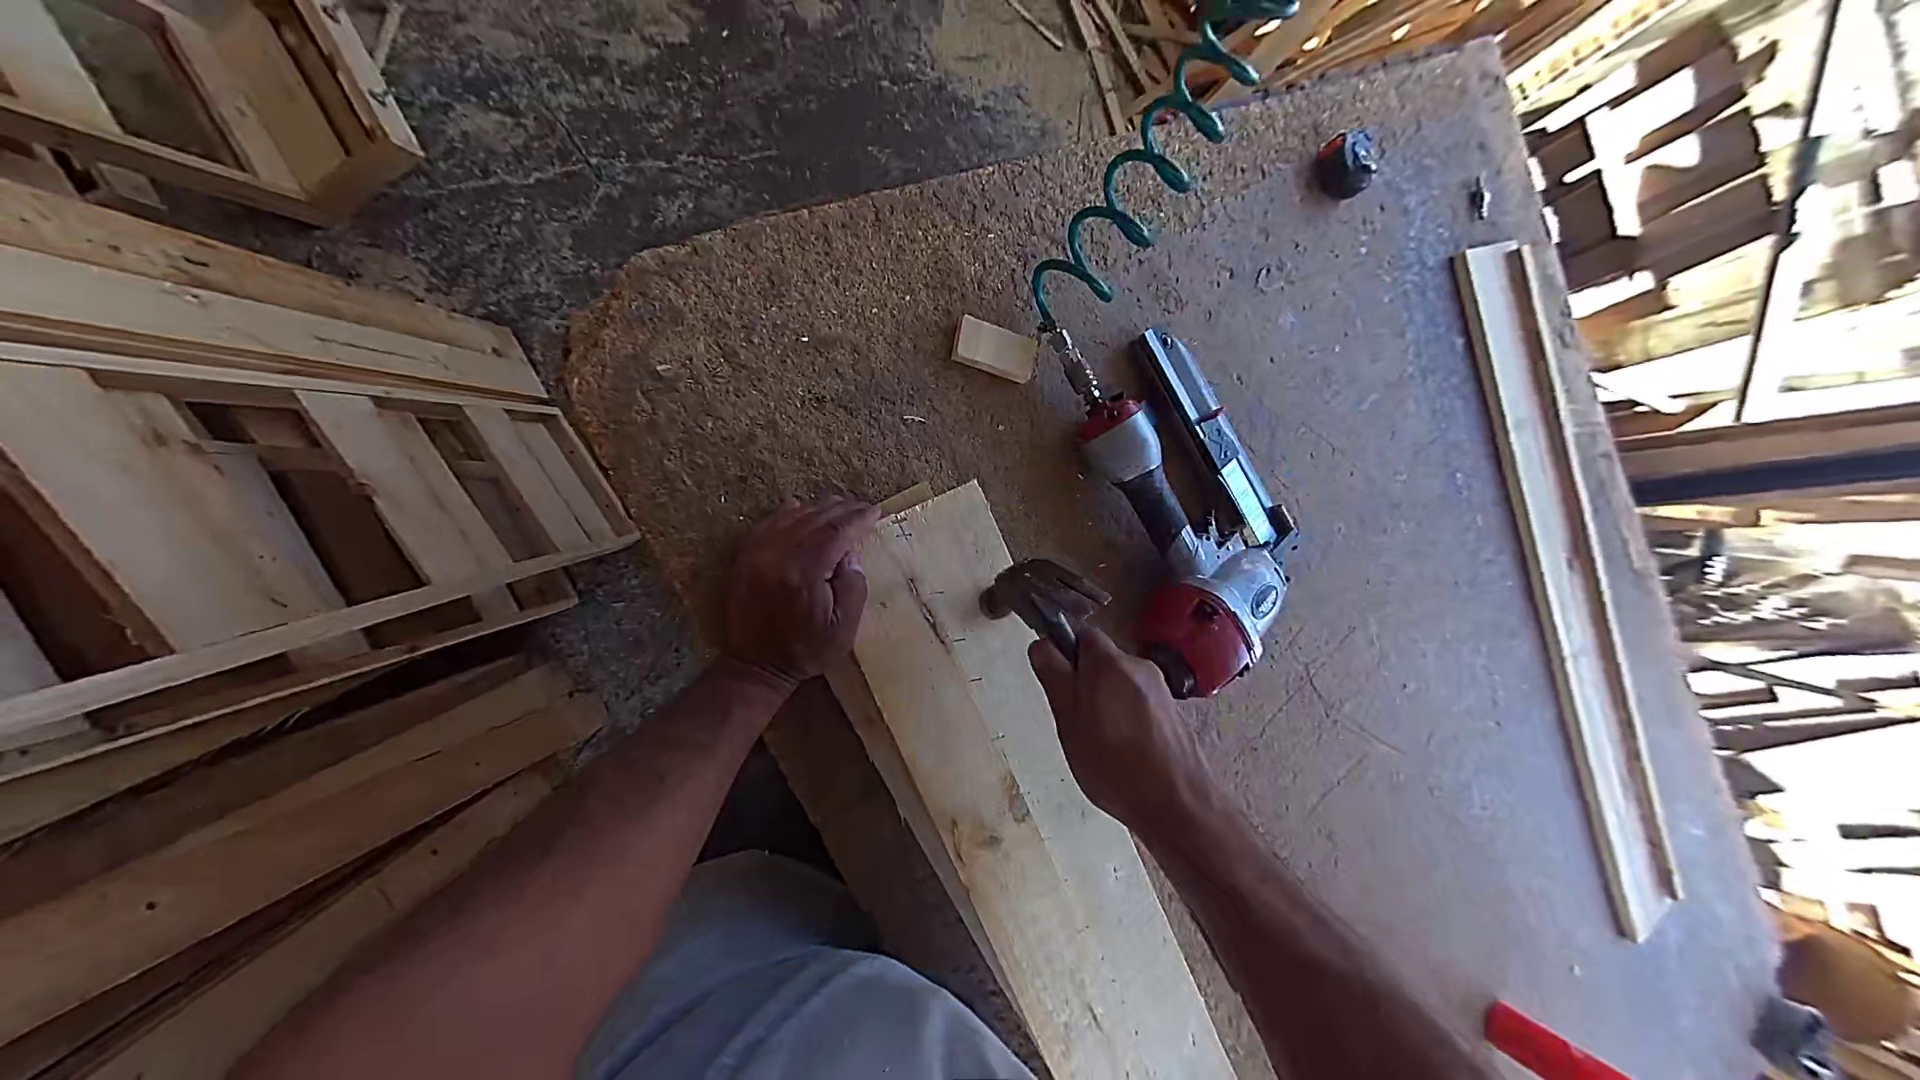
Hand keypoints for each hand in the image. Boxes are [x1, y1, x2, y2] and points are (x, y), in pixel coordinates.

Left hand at [722, 496, 879, 691]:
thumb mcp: (843, 628)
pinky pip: (768, 524)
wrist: (756, 666)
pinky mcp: (744, 558)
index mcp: (804, 573)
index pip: (836, 532)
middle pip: (814, 518)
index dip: (858, 518)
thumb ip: (853, 586)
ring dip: (817, 509)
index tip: (875, 511)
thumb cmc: (805, 651)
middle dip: (841, 509)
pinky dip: (788, 514)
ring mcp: (757, 554)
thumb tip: (850, 553)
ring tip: (838, 507)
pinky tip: (801, 511)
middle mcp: (778, 556)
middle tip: (862, 507)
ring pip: (791, 516)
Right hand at [1028, 627, 1215, 839]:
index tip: (1055, 682)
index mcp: (1108, 661)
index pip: (1080, 633)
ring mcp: (1160, 690)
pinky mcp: (1173, 714)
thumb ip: (1053, 676)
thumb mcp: (1067, 719)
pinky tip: (1122, 751)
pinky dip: (1125, 718)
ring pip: (1119, 683)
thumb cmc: (1112, 762)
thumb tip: (1042, 643)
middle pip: (1101, 660)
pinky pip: (1138, 703)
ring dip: (1104, 701)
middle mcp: (1138, 666)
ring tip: (1097, 740)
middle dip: (1083, 681)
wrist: (1177, 803)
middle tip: (1072, 718)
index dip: (1062, 652)